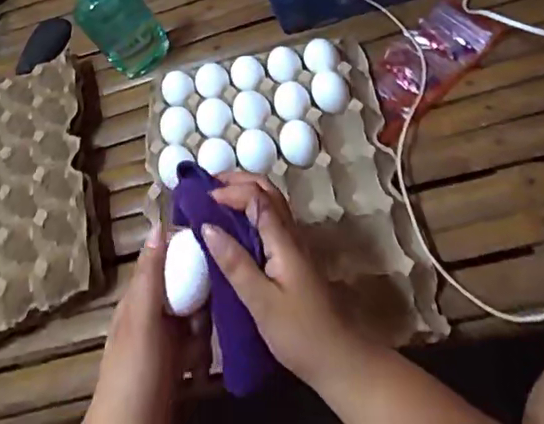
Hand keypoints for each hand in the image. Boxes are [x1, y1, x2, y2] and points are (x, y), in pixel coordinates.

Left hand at [85, 223, 210, 423]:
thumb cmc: (134, 372)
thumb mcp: (142, 319)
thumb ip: (151, 275)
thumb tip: (158, 223)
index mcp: (138, 297)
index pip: (165, 260)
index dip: (186, 252)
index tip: (213, 250)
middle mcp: (152, 314)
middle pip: (186, 290)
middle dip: (201, 302)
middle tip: (202, 321)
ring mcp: (164, 342)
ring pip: (196, 320)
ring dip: (203, 334)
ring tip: (197, 354)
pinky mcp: (176, 367)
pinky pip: (198, 348)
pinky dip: (202, 357)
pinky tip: (200, 371)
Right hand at [200, 171, 371, 387]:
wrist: (341, 361)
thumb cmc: (300, 334)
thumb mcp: (261, 303)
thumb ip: (235, 263)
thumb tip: (206, 226)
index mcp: (284, 240)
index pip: (256, 197)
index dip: (229, 190)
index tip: (201, 199)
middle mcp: (291, 234)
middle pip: (266, 191)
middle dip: (237, 181)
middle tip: (206, 186)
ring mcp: (294, 245)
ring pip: (270, 203)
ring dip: (244, 192)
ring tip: (215, 199)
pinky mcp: (293, 259)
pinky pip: (270, 220)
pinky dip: (250, 211)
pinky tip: (235, 226)